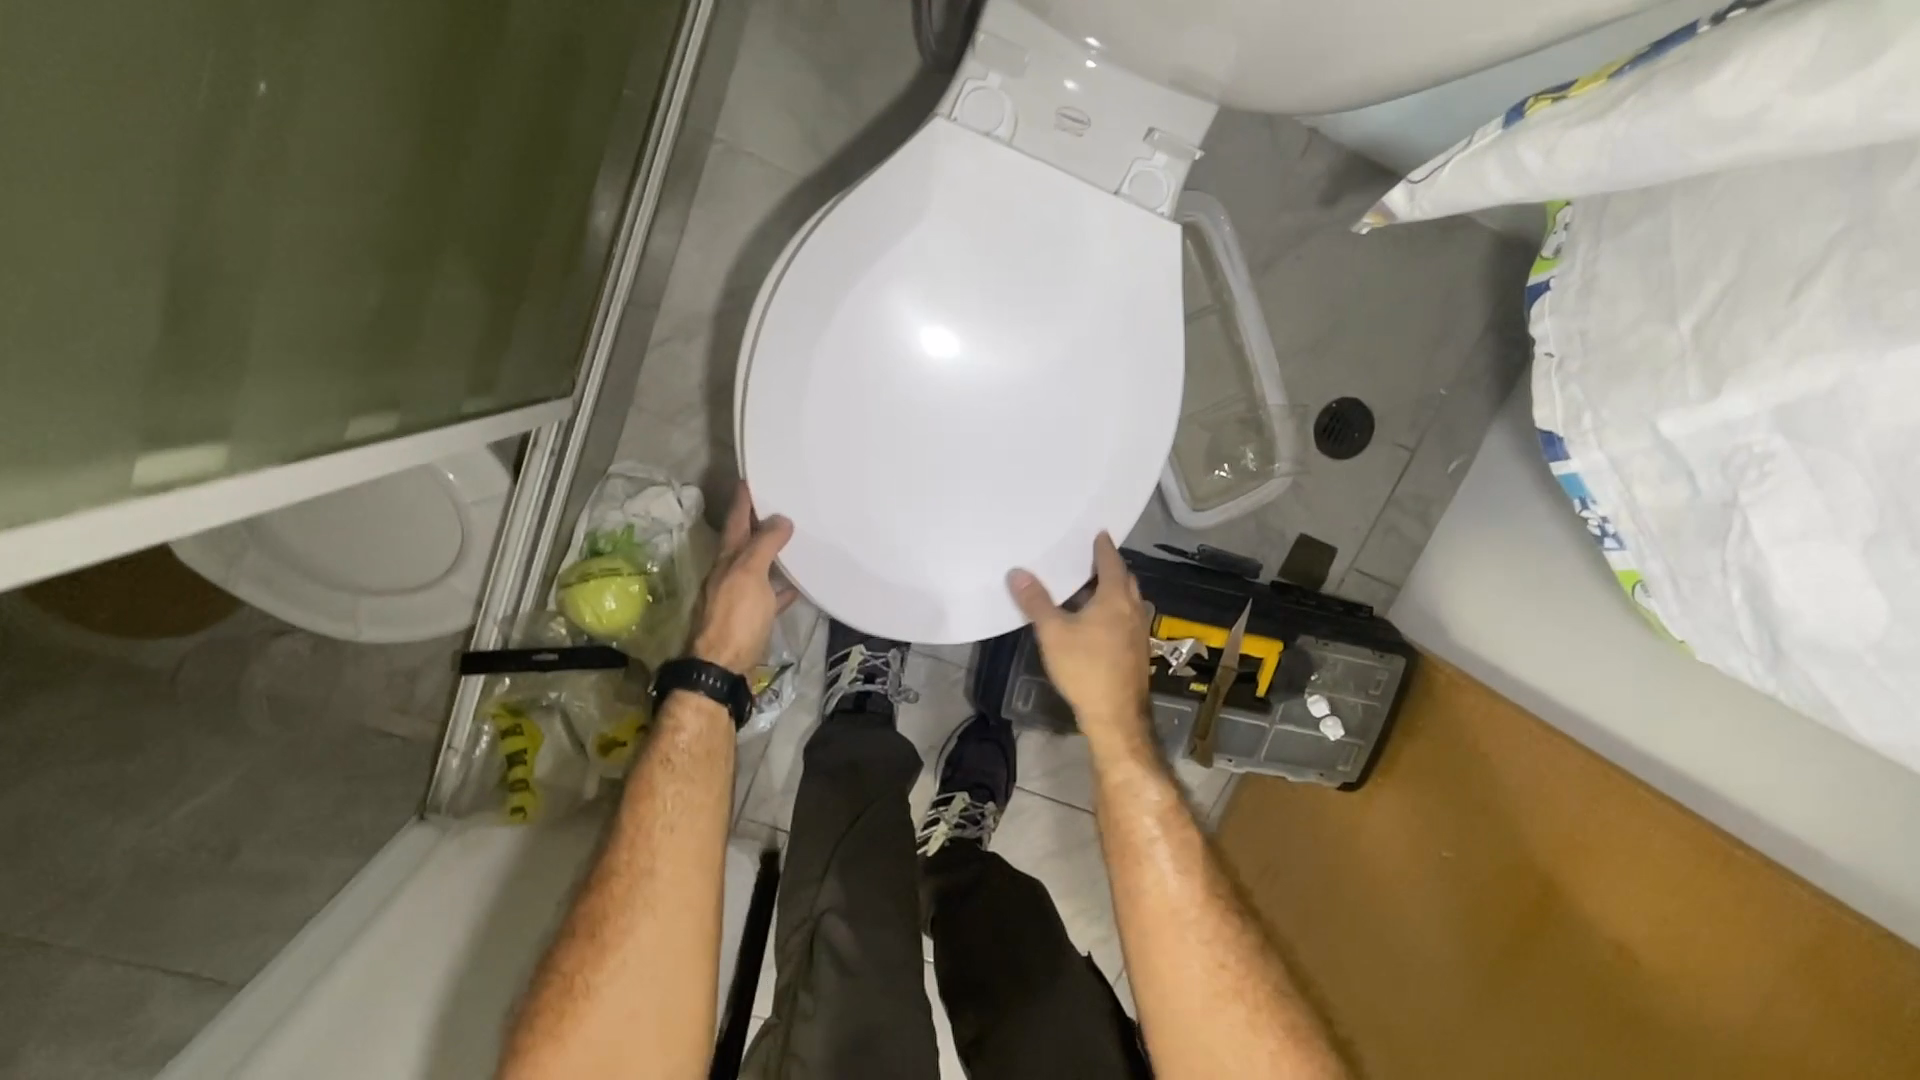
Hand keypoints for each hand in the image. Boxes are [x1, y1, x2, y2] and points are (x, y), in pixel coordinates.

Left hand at [688, 483, 796, 674]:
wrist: (722, 667)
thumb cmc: (735, 617)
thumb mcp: (749, 574)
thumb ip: (764, 545)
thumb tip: (780, 519)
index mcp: (727, 559)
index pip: (736, 521)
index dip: (743, 500)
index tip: (750, 478)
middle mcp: (728, 574)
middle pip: (744, 542)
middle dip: (758, 523)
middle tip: (778, 504)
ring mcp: (738, 597)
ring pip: (757, 567)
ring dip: (770, 553)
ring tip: (792, 540)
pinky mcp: (750, 619)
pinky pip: (768, 596)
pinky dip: (780, 588)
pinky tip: (794, 587)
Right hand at [1008, 532, 1152, 751]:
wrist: (1116, 715)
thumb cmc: (1085, 668)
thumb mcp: (1053, 632)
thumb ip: (1036, 601)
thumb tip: (1017, 572)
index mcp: (1116, 598)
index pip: (1111, 562)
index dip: (1103, 547)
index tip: (1099, 533)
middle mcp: (1133, 609)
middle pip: (1124, 580)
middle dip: (1109, 567)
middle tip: (1088, 559)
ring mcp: (1139, 632)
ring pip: (1127, 601)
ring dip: (1112, 590)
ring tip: (1088, 588)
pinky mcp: (1137, 651)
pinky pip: (1126, 618)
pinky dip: (1113, 610)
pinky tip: (1096, 621)